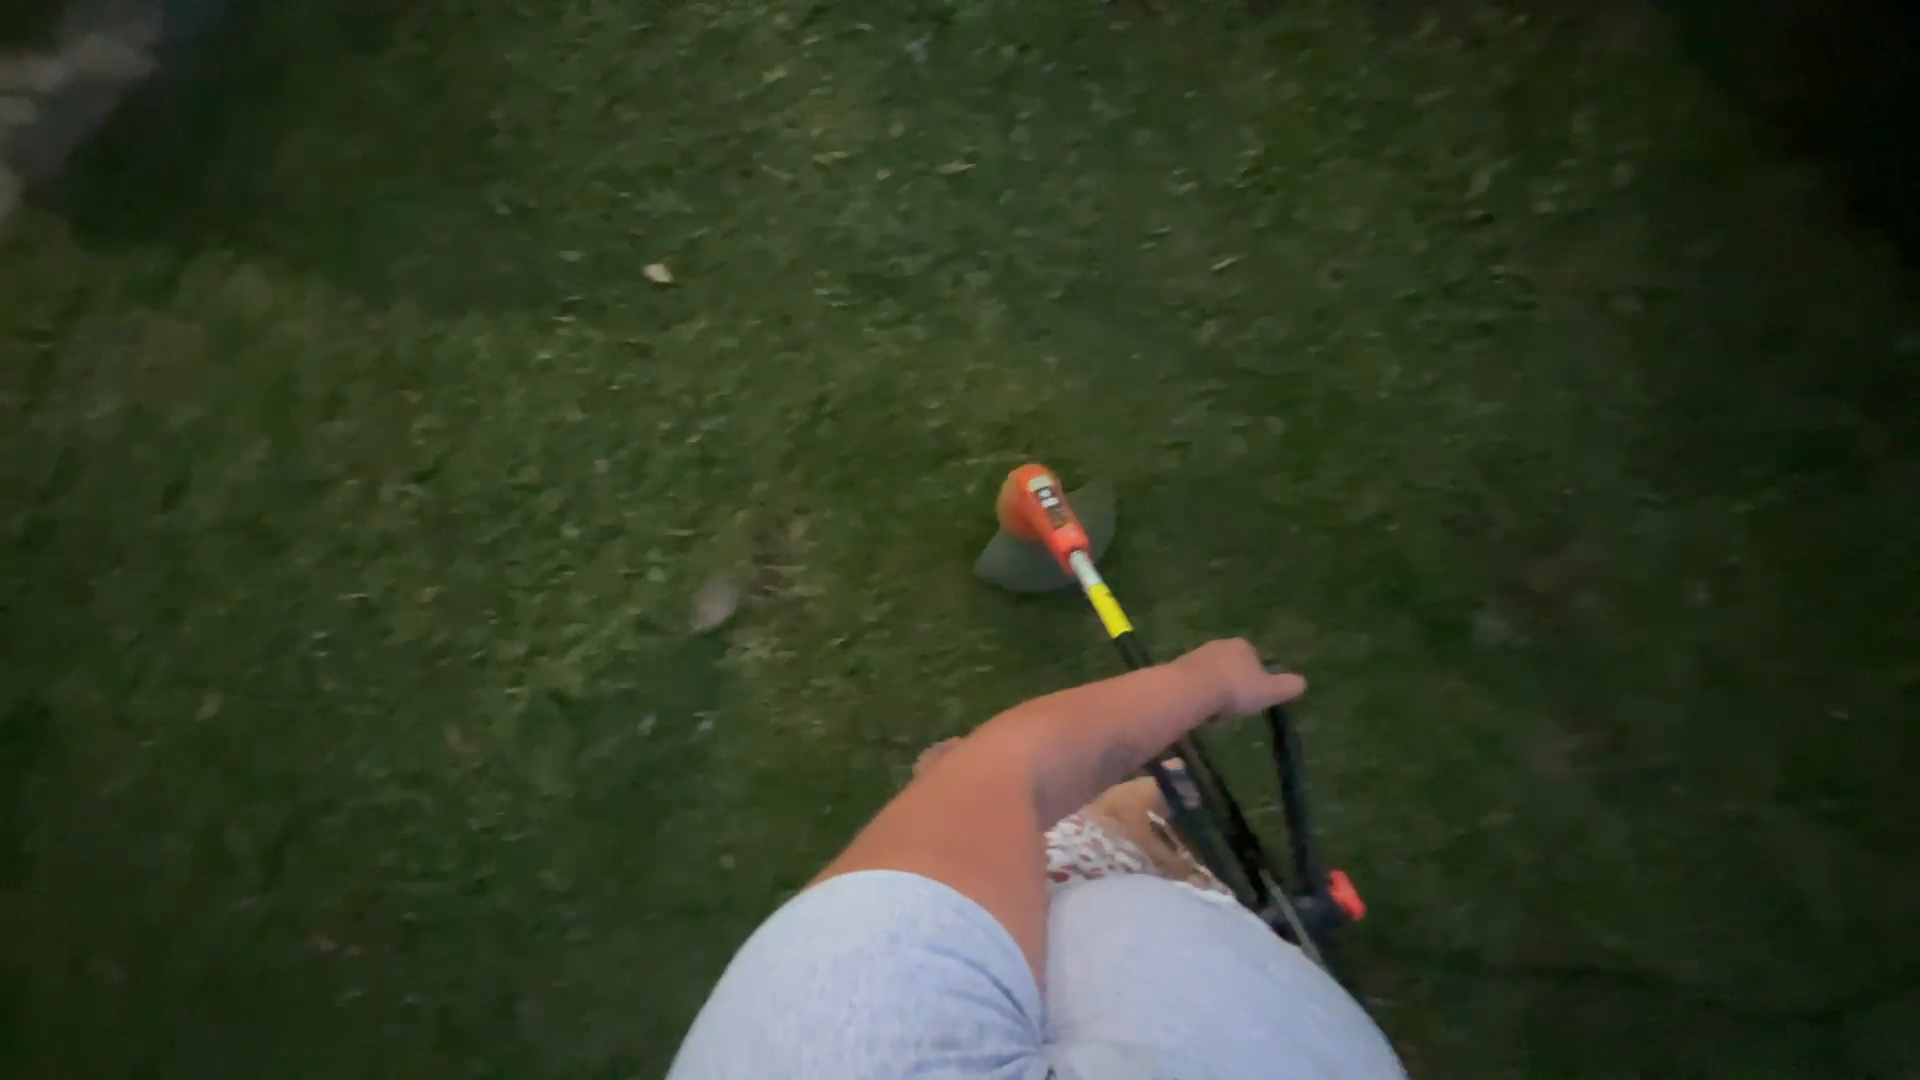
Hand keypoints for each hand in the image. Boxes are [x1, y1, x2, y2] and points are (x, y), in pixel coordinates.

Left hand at [1174, 638, 1305, 716]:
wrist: (1193, 688)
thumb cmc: (1236, 688)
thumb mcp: (1269, 690)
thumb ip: (1287, 686)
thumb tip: (1302, 683)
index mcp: (1242, 646)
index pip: (1255, 660)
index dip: (1257, 681)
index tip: (1254, 699)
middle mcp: (1219, 645)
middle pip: (1232, 669)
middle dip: (1234, 688)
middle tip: (1234, 709)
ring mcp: (1197, 655)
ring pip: (1213, 677)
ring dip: (1216, 695)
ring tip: (1216, 714)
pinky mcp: (1178, 668)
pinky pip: (1195, 685)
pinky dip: (1200, 697)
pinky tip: (1200, 711)